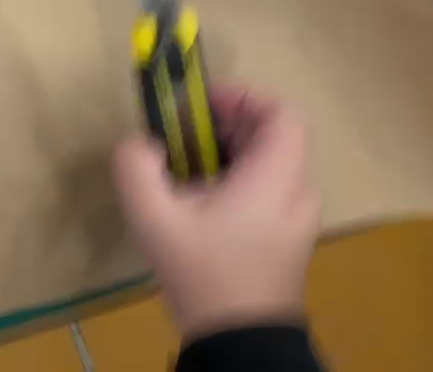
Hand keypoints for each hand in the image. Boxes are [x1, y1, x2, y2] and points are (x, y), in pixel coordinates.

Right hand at [112, 84, 320, 339]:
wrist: (238, 336)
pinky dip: (232, 166)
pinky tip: (195, 186)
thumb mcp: (150, 212)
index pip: (284, 115)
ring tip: (180, 155)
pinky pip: (266, 178)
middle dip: (225, 117)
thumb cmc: (201, 268)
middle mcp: (296, 192)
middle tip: (179, 126)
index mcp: (273, 181)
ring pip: (270, 155)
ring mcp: (294, 213)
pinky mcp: (284, 229)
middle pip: (275, 131)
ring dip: (226, 141)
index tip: (198, 101)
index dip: (242, 95)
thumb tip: (143, 143)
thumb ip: (136, 163)